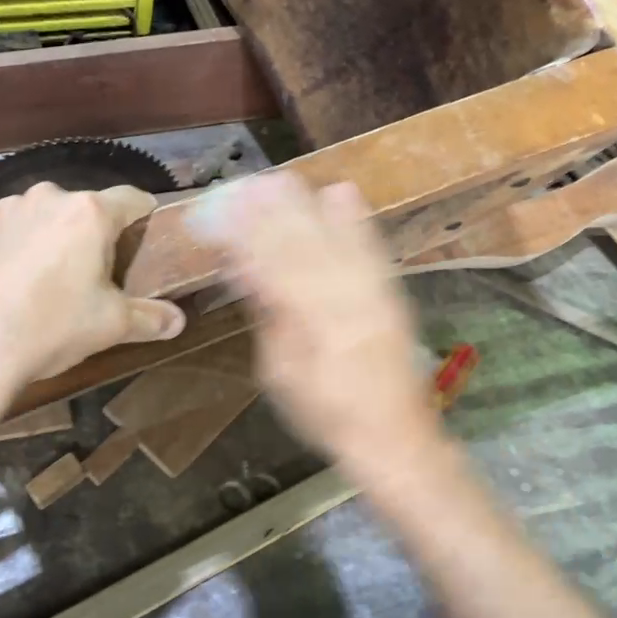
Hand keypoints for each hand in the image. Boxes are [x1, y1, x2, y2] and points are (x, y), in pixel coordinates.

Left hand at [0, 183, 186, 411]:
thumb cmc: (49, 329)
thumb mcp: (110, 327)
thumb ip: (150, 318)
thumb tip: (178, 321)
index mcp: (88, 213)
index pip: (133, 199)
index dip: (144, 219)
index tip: (145, 241)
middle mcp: (46, 198)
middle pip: (84, 209)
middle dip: (93, 236)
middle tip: (94, 277)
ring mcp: (4, 210)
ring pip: (43, 218)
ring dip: (51, 240)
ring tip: (46, 284)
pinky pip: (9, 232)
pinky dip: (16, 250)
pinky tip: (9, 286)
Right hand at [202, 172, 442, 473]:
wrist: (396, 438)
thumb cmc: (325, 413)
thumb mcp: (280, 373)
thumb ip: (266, 316)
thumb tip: (242, 269)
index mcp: (311, 325)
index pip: (270, 268)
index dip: (244, 236)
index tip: (220, 210)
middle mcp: (344, 302)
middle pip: (301, 246)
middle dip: (270, 212)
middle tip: (244, 184)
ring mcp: (372, 293)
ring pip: (333, 240)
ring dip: (305, 206)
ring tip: (280, 179)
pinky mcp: (390, 292)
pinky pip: (371, 248)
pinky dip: (355, 219)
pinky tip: (341, 190)